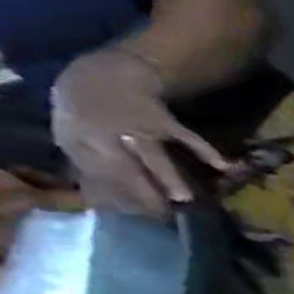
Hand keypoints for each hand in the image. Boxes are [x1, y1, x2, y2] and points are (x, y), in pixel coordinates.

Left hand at [50, 48, 230, 214]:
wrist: (103, 74)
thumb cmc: (84, 109)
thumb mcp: (70, 134)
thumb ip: (84, 163)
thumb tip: (100, 198)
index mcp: (82, 140)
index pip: (99, 175)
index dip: (115, 197)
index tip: (134, 220)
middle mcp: (109, 134)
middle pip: (128, 170)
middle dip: (144, 194)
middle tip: (162, 217)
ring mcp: (139, 127)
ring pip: (155, 156)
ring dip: (170, 177)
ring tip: (185, 199)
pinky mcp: (164, 120)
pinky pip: (186, 137)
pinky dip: (205, 151)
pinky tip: (223, 166)